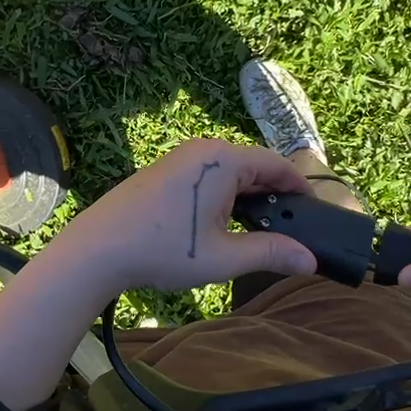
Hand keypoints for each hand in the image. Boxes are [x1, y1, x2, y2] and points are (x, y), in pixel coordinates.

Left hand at [41, 138, 317, 301]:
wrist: (98, 249)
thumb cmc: (163, 250)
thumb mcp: (223, 257)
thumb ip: (270, 253)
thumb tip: (310, 260)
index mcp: (223, 160)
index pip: (277, 165)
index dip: (300, 190)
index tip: (313, 218)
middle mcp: (203, 150)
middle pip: (254, 167)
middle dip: (273, 197)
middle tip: (287, 233)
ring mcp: (180, 158)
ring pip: (229, 174)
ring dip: (246, 199)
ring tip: (256, 234)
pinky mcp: (164, 171)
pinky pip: (207, 177)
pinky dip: (223, 197)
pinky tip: (219, 227)